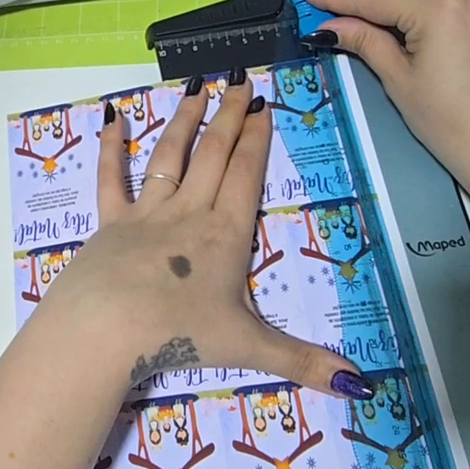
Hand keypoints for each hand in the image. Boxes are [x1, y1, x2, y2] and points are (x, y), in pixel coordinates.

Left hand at [25, 75, 371, 398]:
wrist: (106, 328)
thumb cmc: (178, 333)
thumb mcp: (248, 348)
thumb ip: (304, 362)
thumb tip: (364, 387)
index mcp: (225, 234)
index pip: (246, 175)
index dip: (257, 140)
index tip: (264, 106)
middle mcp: (188, 213)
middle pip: (213, 155)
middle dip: (230, 117)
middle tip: (240, 81)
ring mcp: (146, 213)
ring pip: (169, 156)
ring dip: (184, 120)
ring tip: (196, 87)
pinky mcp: (109, 222)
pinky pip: (110, 178)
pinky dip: (111, 147)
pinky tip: (111, 117)